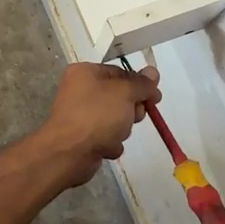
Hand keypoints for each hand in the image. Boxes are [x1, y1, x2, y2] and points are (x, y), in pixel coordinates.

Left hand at [34, 62, 159, 186]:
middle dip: (131, 110)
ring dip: (122, 129)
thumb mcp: (125, 93)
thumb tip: (153, 71)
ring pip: (115, 118)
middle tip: (132, 117)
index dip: (140, 85)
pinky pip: (106, 136)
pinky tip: (105, 146)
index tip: (155, 98)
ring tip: (115, 134)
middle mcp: (80, 90)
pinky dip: (110, 142)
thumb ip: (141, 83)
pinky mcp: (82, 136)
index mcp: (85, 72)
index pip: (121, 73)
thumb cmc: (97, 115)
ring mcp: (80, 114)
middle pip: (119, 97)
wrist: (69, 152)